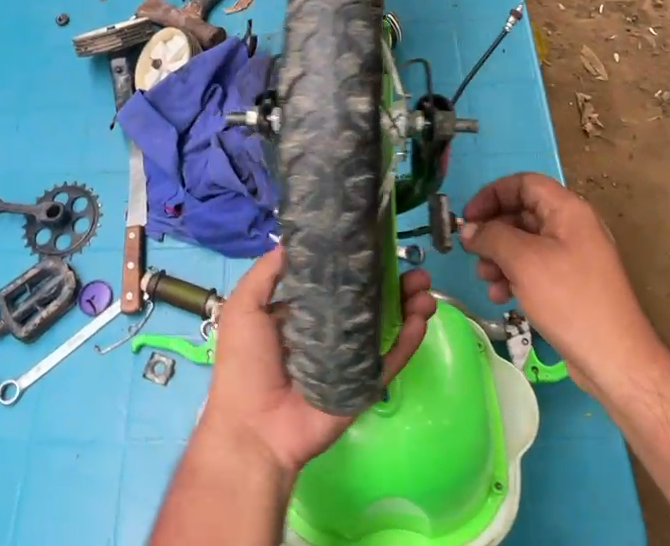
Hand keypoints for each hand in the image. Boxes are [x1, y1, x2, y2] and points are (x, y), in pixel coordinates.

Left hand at [198, 247, 436, 472]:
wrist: (255, 428)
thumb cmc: (245, 363)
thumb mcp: (244, 308)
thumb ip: (266, 273)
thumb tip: (295, 241)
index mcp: (300, 315)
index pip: (336, 283)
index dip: (358, 266)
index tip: (378, 246)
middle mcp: (328, 333)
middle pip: (369, 302)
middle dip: (394, 284)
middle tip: (416, 270)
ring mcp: (349, 359)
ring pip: (386, 327)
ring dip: (408, 306)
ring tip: (425, 289)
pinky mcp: (363, 384)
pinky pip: (391, 359)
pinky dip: (409, 340)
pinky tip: (420, 319)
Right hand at [459, 172, 658, 396]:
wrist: (614, 358)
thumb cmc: (568, 299)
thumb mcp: (523, 261)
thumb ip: (491, 237)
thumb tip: (468, 229)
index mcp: (568, 210)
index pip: (524, 184)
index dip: (492, 194)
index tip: (467, 217)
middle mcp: (573, 227)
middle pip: (522, 213)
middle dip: (492, 231)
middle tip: (470, 251)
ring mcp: (573, 257)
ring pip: (525, 243)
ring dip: (499, 257)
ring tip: (484, 278)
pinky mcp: (570, 284)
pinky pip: (534, 268)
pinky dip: (513, 276)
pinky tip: (500, 296)